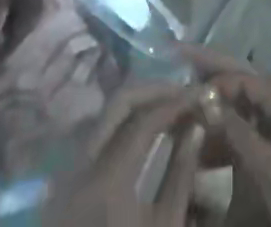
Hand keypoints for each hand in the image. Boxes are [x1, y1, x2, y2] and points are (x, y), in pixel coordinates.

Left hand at [42, 86, 205, 226]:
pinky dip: (124, 123)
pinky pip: (98, 133)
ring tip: (172, 107)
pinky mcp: (70, 172)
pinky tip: (149, 129)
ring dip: (138, 104)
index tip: (200, 95)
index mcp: (109, 178)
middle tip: (184, 93)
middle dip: (153, 91)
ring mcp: (72, 164)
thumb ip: (180, 177)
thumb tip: (195, 128)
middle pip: (117, 103)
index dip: (174, 102)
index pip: (143, 120)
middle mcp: (83, 159)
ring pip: (105, 114)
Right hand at [185, 52, 270, 226]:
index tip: (181, 87)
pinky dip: (222, 136)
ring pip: (239, 107)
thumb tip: (204, 100)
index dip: (212, 79)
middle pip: (240, 81)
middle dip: (209, 73)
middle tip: (175, 55)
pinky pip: (243, 133)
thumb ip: (236, 130)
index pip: (242, 77)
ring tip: (180, 109)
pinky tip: (200, 149)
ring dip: (212, 109)